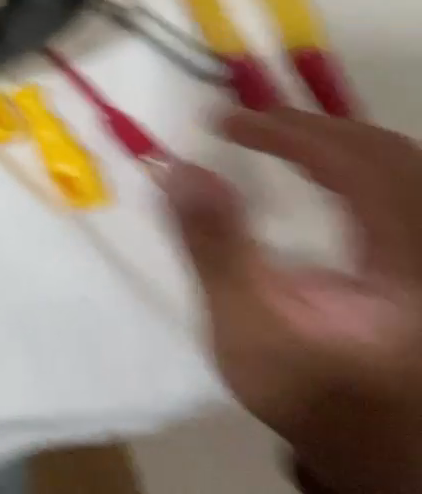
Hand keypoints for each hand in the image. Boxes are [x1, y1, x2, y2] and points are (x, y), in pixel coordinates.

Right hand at [160, 109, 421, 492]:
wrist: (377, 452)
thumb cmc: (308, 389)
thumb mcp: (246, 322)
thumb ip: (215, 243)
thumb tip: (177, 168)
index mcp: (412, 265)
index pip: (364, 168)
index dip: (294, 133)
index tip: (223, 122)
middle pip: (399, 161)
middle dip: (316, 128)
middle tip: (244, 123)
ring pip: (411, 174)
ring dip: (339, 145)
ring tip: (275, 140)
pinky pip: (410, 197)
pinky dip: (360, 171)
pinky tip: (321, 177)